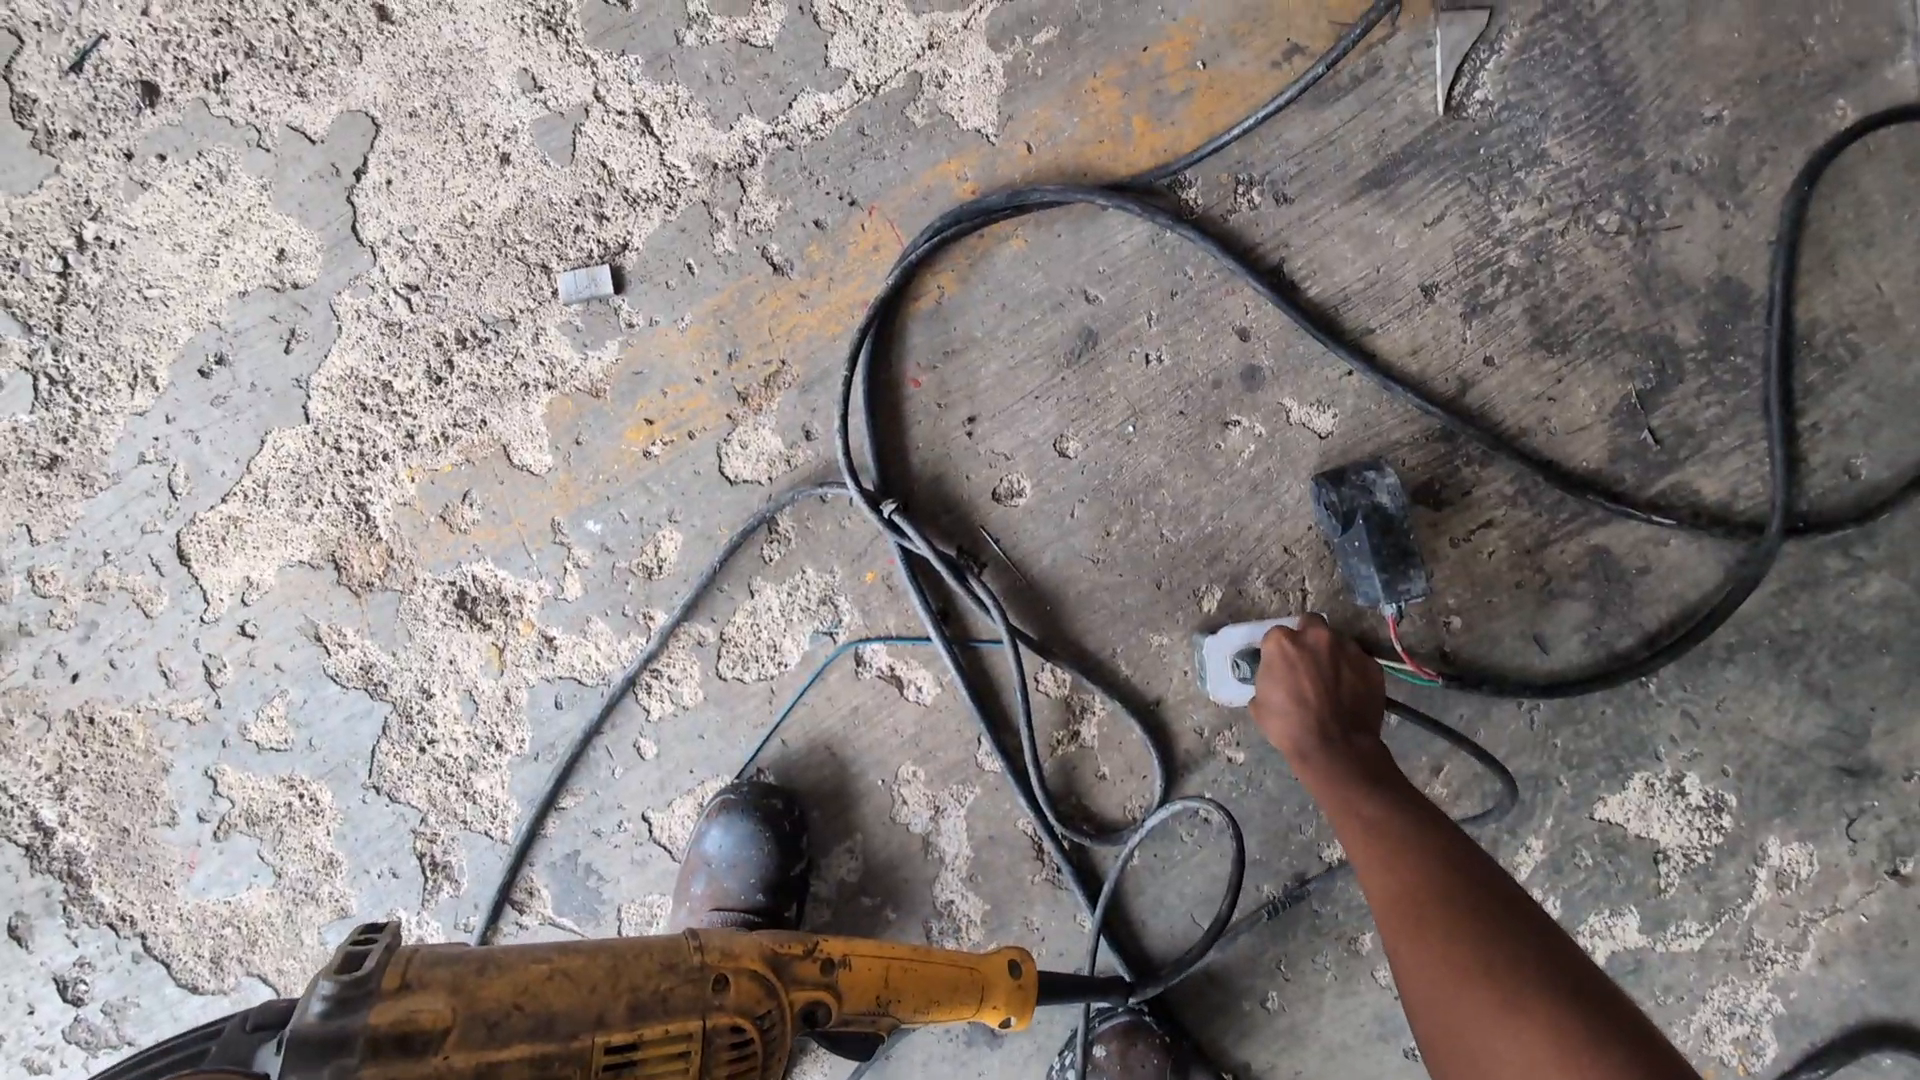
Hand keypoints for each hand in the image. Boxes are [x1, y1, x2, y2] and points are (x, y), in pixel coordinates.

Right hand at [1248, 614, 1388, 782]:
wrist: (1334, 747)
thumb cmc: (1288, 726)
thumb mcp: (1259, 702)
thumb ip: (1267, 680)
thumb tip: (1275, 681)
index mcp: (1282, 642)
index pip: (1277, 635)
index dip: (1278, 650)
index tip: (1281, 665)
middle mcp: (1316, 636)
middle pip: (1311, 624)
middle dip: (1308, 637)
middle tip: (1307, 661)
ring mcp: (1348, 648)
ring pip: (1338, 641)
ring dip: (1333, 653)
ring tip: (1332, 678)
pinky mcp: (1372, 665)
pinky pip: (1359, 661)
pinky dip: (1354, 671)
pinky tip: (1351, 690)